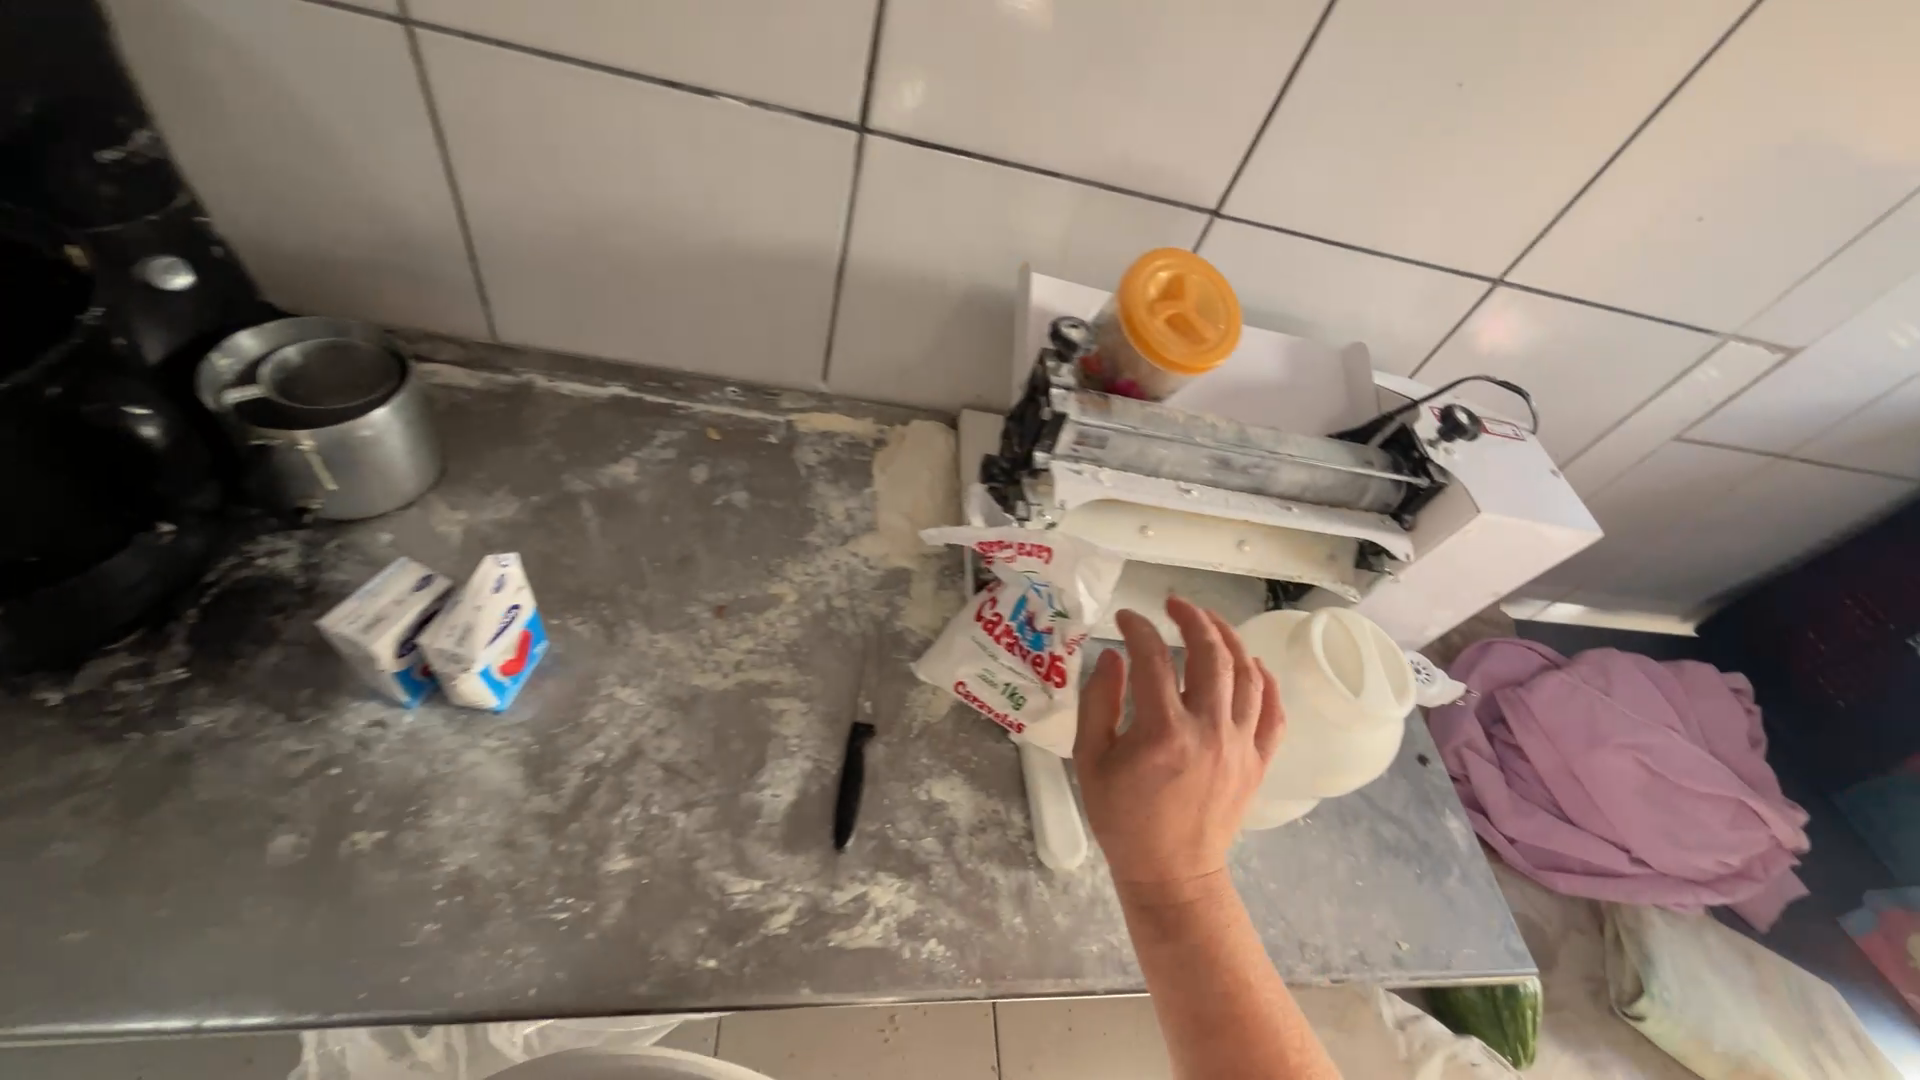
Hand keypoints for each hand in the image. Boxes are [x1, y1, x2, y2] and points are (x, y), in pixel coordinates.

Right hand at [1074, 597, 1284, 897]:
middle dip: (1193, 618)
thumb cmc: (1122, 819)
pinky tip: (1252, 664)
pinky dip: (1267, 681)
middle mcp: (1208, 730)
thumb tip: (1113, 656)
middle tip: (1174, 603)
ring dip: (1229, 639)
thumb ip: (1098, 702)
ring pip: (1247, 675)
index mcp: (1162, 731)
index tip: (1125, 617)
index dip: (1137, 628)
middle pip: (1211, 655)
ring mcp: (1240, 745)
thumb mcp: (1091, 760)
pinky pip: (1274, 712)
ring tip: (1209, 622)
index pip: (1152, 658)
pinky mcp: (1258, 762)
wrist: (1172, 873)